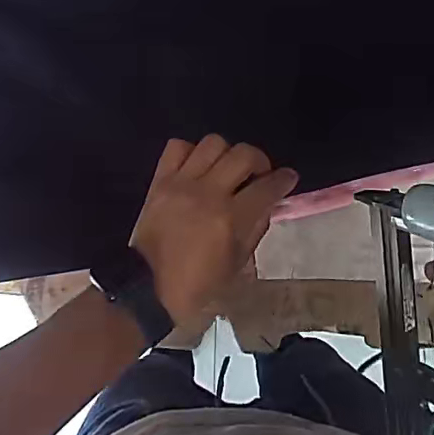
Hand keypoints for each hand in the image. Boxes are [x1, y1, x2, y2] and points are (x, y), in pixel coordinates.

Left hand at [130, 135, 297, 327]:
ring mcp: (180, 184)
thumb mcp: (237, 266)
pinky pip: (178, 147)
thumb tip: (268, 204)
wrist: (144, 290)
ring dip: (227, 154)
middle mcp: (207, 193)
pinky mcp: (159, 182)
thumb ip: (255, 229)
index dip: (284, 179)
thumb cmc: (197, 286)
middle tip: (258, 176)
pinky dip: (192, 152)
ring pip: (213, 143)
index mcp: (229, 219)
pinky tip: (198, 168)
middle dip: (260, 161)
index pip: (267, 187)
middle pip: (243, 154)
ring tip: (227, 170)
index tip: (288, 178)